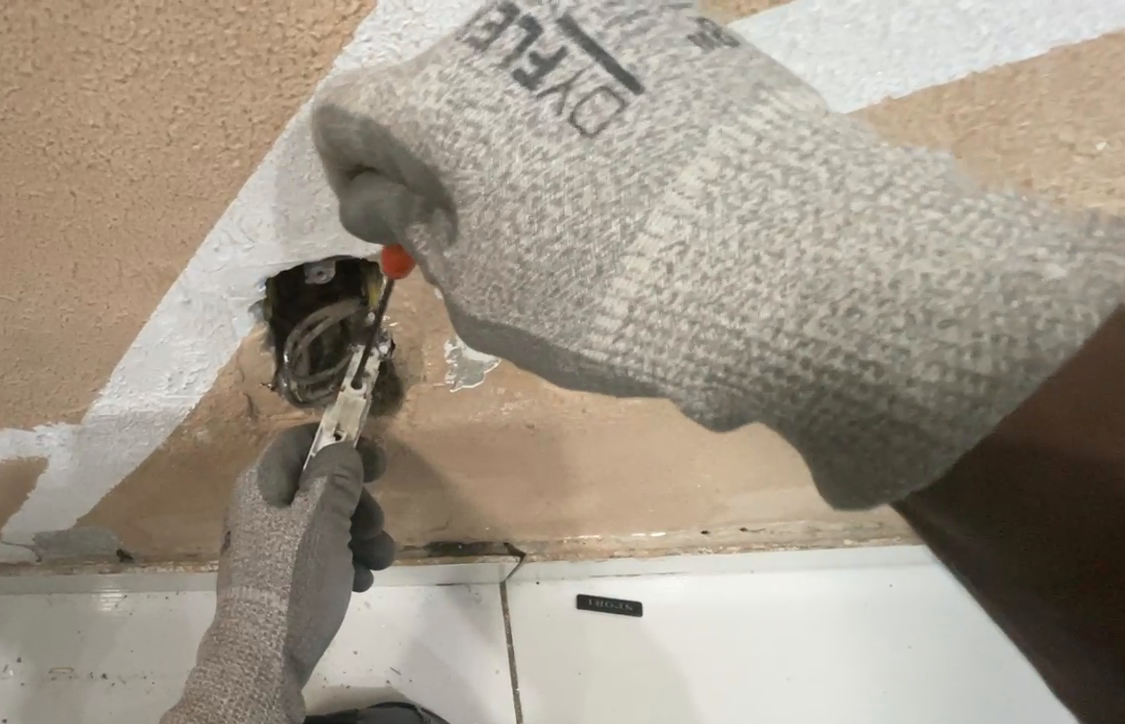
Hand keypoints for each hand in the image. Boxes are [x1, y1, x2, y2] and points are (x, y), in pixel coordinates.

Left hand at [160, 425, 392, 723]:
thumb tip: (342, 452)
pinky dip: (343, 563)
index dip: (339, 444)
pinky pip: (318, 557)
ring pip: (325, 523)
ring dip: (359, 537)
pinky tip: (358, 583)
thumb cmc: (291, 580)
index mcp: (261, 486)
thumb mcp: (320, 520)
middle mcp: (261, 511)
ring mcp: (269, 547)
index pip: (298, 442)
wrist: (263, 657)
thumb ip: (336, 478)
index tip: (377, 460)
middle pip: (318, 485)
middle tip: (375, 525)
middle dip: (357, 502)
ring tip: (377, 562)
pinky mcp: (280, 579)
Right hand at [312, 0, 1124, 507]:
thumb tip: (375, 193)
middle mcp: (509, 36)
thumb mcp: (473, 284)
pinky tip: (611, 183)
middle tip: (464, 231)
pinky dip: (564, 124)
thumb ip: (408, 224)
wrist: (779, 265)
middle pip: (427, 92)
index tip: (379, 220)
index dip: (346, 172)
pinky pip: (580, 74)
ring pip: (505, 83)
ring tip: (548, 213)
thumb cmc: (589, 294)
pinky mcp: (672, 29)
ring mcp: (598, 20)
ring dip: (495, 143)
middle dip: (423, 158)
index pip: (345, 113)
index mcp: (442, 101)